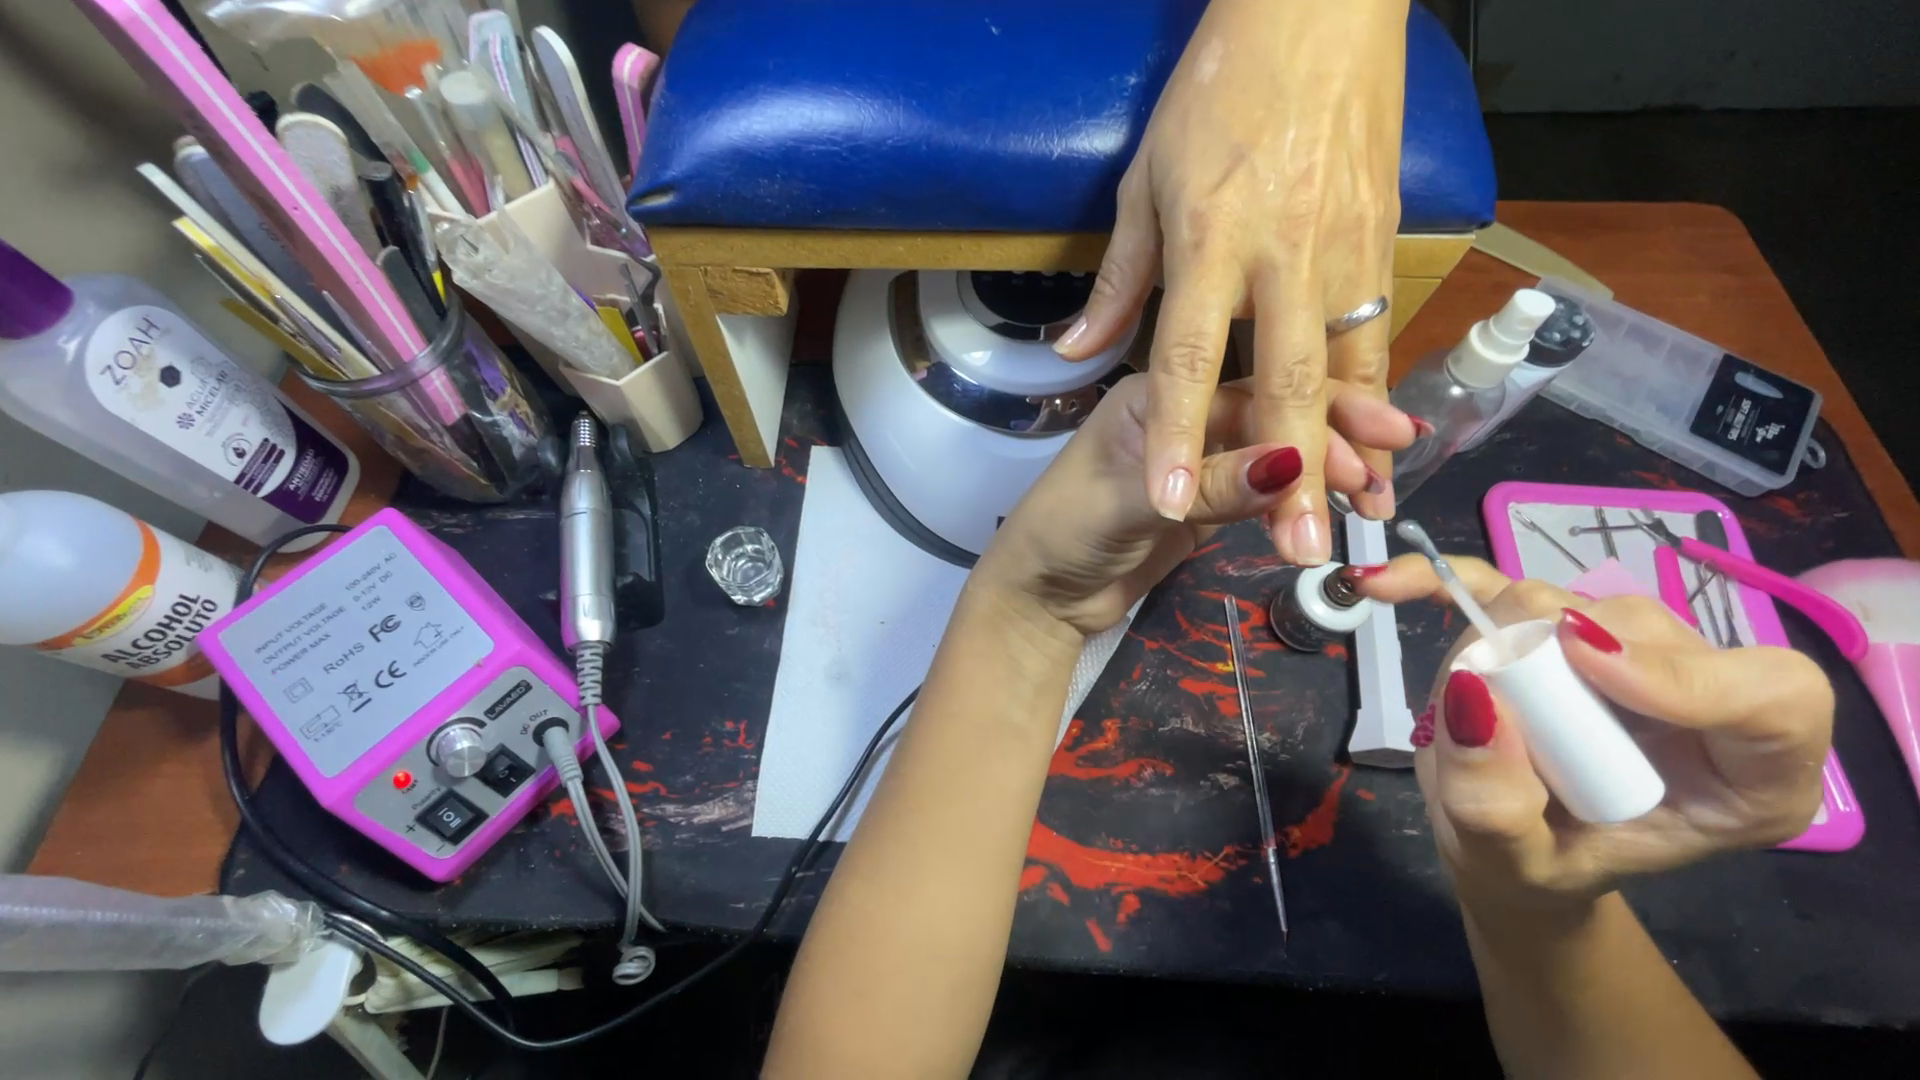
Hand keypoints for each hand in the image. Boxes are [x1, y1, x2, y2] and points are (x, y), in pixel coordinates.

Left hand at [975, 374, 1413, 638]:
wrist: (1041, 592)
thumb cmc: (1063, 531)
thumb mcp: (1127, 502)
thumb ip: (1207, 487)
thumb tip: (1296, 466)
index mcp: (1155, 391)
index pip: (1247, 390)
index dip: (1311, 412)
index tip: (1377, 434)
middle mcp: (1182, 414)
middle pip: (1270, 413)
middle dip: (1335, 433)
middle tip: (1396, 455)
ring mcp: (1198, 456)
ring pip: (1274, 451)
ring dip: (1325, 468)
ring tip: (1376, 492)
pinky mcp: (1207, 498)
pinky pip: (1263, 489)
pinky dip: (1300, 498)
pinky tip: (1341, 505)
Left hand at [1055, 0, 1410, 561]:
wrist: (1322, 4)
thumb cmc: (1216, 93)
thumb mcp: (1144, 181)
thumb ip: (1117, 282)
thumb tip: (1073, 352)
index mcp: (1207, 238)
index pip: (1187, 357)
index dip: (1179, 435)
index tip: (1171, 503)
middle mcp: (1279, 255)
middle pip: (1283, 382)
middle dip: (1290, 475)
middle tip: (1296, 550)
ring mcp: (1341, 250)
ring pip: (1344, 370)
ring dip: (1347, 453)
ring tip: (1349, 523)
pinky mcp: (1383, 241)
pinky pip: (1374, 339)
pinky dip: (1373, 401)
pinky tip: (1377, 451)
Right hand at [1352, 556, 1832, 913]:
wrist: (1510, 845)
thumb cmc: (1531, 869)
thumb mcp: (1513, 863)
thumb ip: (1496, 803)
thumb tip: (1472, 691)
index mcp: (1741, 775)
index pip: (1767, 694)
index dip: (1681, 669)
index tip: (1580, 660)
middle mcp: (1692, 698)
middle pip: (1642, 630)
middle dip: (1552, 651)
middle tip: (1483, 691)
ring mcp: (1616, 652)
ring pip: (1567, 600)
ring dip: (1496, 632)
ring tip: (1454, 701)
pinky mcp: (1546, 627)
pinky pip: (1498, 582)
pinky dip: (1439, 578)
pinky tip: (1384, 583)